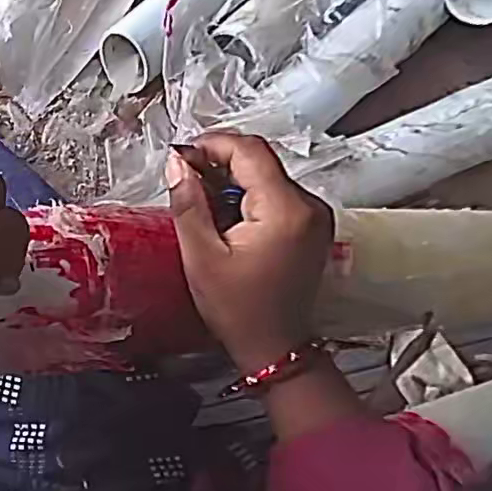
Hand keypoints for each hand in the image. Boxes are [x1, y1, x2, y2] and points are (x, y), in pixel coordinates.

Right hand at [166, 133, 332, 371]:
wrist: (273, 345)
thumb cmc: (237, 309)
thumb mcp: (202, 257)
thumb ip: (189, 205)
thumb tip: (176, 165)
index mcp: (285, 210)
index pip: (250, 151)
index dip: (211, 145)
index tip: (181, 156)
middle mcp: (309, 206)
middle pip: (261, 160)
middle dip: (218, 161)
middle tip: (182, 177)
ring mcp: (314, 216)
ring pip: (267, 176)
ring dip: (230, 179)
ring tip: (197, 200)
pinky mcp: (310, 227)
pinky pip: (276, 195)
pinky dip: (246, 196)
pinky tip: (222, 215)